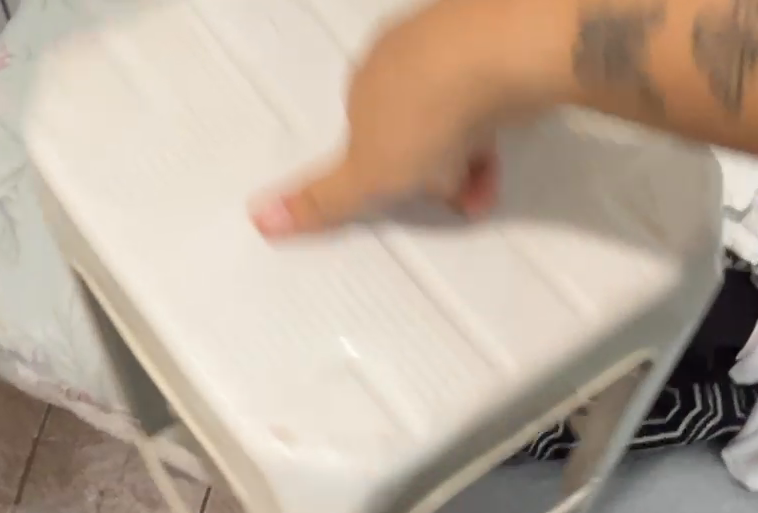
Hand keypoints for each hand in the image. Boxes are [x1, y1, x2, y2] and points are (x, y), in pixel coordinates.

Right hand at [250, 0, 546, 236]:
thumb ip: (320, 201)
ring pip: (452, 119)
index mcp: (361, 85)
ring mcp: (446, 48)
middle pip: (412, 131)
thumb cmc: (421, 119)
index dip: (386, 178)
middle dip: (431, 174)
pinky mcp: (491, 47)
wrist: (494, 59)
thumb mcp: (362, 177)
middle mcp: (399, 60)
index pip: (367, 139)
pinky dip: (490, 138)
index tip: (405, 200)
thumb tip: (258, 220)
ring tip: (480, 193)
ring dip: (466, 165)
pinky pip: (486, 102)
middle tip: (453, 200)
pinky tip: (499, 161)